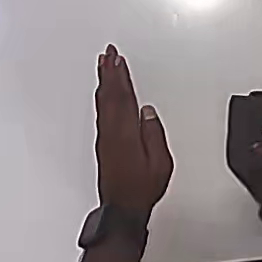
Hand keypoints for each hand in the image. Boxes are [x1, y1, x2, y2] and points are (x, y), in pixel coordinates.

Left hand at [95, 45, 173, 213]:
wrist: (122, 208)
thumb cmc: (141, 187)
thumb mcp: (160, 162)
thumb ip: (153, 134)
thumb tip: (147, 112)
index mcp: (126, 132)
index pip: (123, 96)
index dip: (120, 74)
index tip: (118, 57)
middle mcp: (111, 131)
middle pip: (109, 94)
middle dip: (109, 71)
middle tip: (108, 53)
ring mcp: (105, 136)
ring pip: (103, 101)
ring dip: (103, 80)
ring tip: (103, 64)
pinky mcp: (103, 142)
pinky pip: (101, 110)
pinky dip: (102, 95)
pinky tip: (103, 91)